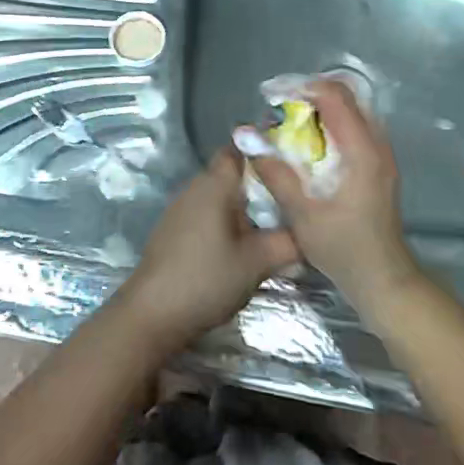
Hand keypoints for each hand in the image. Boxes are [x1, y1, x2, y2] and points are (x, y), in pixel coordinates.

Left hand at [114, 147, 300, 351]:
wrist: (152, 316)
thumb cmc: (207, 278)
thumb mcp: (258, 262)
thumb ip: (289, 242)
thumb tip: (311, 231)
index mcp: (215, 184)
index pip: (240, 148)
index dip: (265, 152)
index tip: (291, 165)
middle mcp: (195, 188)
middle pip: (232, 173)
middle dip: (260, 183)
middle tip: (291, 200)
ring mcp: (180, 209)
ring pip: (220, 196)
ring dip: (243, 206)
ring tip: (272, 224)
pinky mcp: (173, 231)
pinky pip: (206, 213)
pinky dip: (225, 221)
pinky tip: (241, 244)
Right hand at [245, 78, 419, 311]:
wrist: (384, 278)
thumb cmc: (343, 248)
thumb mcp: (303, 214)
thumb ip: (277, 173)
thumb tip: (250, 142)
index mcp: (362, 150)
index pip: (335, 96)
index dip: (302, 87)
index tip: (273, 95)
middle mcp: (377, 144)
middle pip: (346, 97)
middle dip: (310, 94)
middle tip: (279, 105)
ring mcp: (382, 155)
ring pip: (353, 112)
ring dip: (321, 109)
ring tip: (290, 121)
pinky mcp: (380, 167)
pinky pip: (356, 129)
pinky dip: (332, 126)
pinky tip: (310, 144)